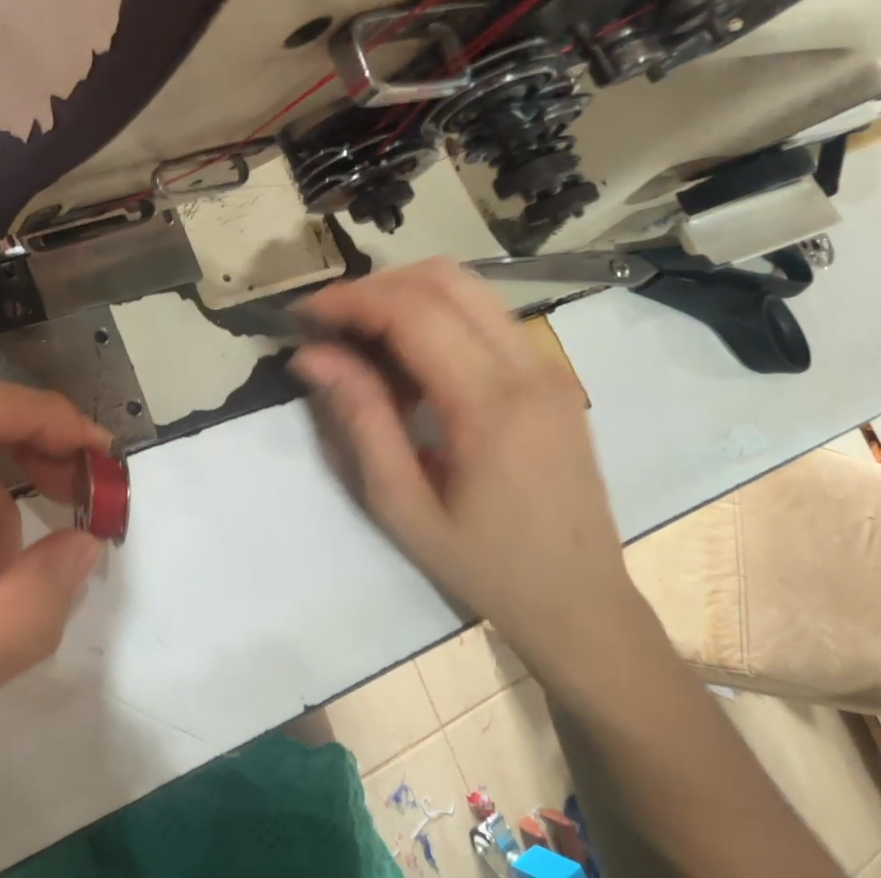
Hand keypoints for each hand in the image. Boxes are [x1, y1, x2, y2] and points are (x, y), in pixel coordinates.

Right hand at [288, 259, 649, 662]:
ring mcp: (549, 368)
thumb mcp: (401, 503)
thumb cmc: (482, 564)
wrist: (579, 600)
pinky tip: (402, 359)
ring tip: (354, 335)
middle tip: (324, 321)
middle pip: (445, 280)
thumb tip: (311, 356)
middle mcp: (530, 369)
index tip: (301, 315)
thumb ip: (360, 419)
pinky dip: (433, 316)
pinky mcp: (551, 377)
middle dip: (373, 287)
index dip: (349, 301)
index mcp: (492, 406)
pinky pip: (485, 317)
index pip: (414, 313)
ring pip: (468, 289)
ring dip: (403, 295)